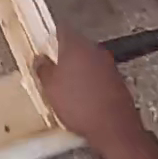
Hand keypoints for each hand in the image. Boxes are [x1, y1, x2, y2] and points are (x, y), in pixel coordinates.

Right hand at [34, 25, 143, 144]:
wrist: (114, 128)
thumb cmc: (79, 104)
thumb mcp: (50, 87)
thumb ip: (43, 69)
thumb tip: (40, 59)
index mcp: (76, 46)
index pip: (62, 30)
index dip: (49, 35)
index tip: (41, 44)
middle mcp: (95, 50)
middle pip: (76, 44)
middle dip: (62, 53)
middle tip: (49, 67)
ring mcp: (109, 65)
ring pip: (87, 59)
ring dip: (76, 67)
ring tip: (63, 84)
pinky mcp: (117, 80)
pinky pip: (97, 73)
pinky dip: (88, 80)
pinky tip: (81, 95)